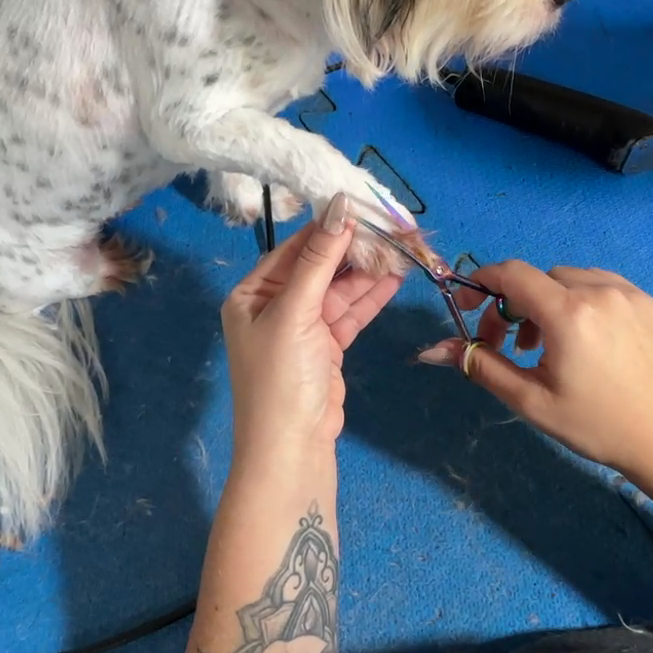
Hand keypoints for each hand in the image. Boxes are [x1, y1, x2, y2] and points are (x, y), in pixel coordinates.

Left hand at [223, 193, 402, 459]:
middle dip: (353, 250)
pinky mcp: (325, 348)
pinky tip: (394, 278)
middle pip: (318, 267)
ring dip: (367, 272)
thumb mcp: (296, 311)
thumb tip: (338, 205)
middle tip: (392, 227)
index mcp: (251, 294)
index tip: (363, 206)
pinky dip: (370, 298)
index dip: (327, 227)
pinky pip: (348, 313)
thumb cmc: (281, 375)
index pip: (293, 249)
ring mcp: (301, 328)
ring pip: (337, 290)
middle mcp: (273, 307)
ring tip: (402, 249)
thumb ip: (319, 259)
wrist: (291, 448)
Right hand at [419, 262, 652, 479]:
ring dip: (546, 302)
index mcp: (568, 313)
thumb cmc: (597, 425)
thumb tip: (433, 350)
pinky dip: (579, 301)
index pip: (512, 274)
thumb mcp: (530, 401)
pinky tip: (583, 340)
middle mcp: (598, 291)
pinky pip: (600, 286)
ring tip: (547, 346)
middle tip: (509, 346)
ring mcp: (628, 294)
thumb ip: (481, 366)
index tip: (467, 308)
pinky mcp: (648, 303)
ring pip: (569, 279)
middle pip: (537, 278)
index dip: (481, 283)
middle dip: (513, 304)